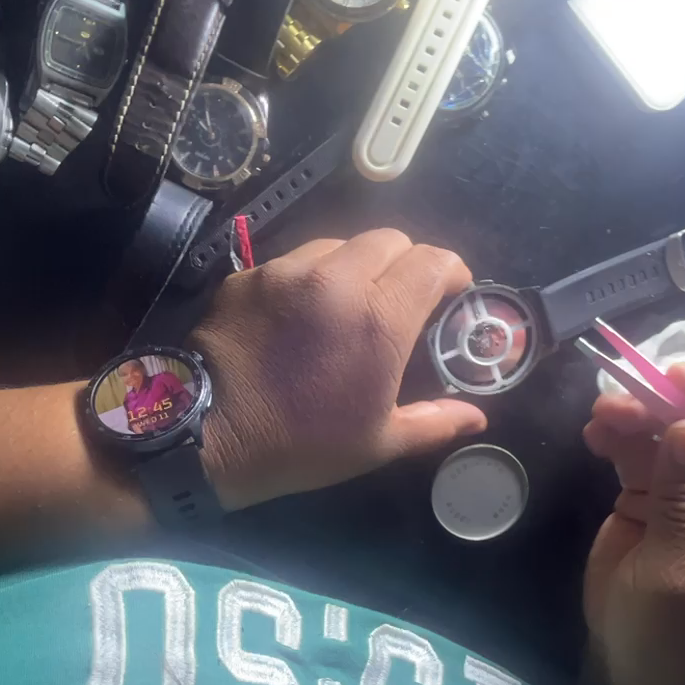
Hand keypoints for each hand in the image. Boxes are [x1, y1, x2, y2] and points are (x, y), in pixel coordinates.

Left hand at [191, 229, 488, 509]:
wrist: (206, 438)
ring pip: (338, 244)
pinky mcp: (247, 276)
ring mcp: (285, 272)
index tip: (451, 292)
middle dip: (405, 263)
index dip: (451, 272)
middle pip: (390, 239)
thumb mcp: (376, 443)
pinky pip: (292, 262)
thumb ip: (434, 421)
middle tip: (399, 298)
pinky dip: (308, 278)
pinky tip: (299, 312)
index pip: (432, 261)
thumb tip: (478, 416)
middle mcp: (336, 279)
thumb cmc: (300, 445)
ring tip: (347, 302)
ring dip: (355, 265)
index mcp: (378, 318)